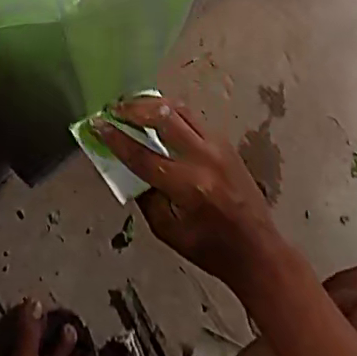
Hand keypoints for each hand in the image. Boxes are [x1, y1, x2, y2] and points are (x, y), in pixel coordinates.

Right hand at [94, 97, 276, 290]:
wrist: (260, 251)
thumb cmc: (211, 249)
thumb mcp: (167, 230)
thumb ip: (145, 195)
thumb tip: (126, 165)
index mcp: (188, 187)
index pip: (142, 154)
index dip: (115, 138)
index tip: (97, 124)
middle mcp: (204, 160)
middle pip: (163, 117)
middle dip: (132, 109)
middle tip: (113, 109)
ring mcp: (219, 148)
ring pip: (179, 109)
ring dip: (151, 104)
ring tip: (131, 106)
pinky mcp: (226, 143)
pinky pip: (192, 117)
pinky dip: (170, 111)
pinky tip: (156, 115)